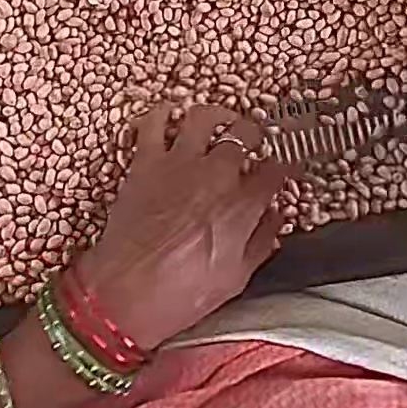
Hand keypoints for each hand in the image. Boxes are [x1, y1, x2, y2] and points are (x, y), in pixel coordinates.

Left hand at [72, 105, 292, 349]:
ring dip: (218, 115)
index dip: (282, 168)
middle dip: (254, 135)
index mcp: (241, 205)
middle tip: (253, 142)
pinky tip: (171, 116)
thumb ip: (261, 241)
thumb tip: (275, 217)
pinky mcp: (146, 161)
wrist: (124, 293)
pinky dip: (164, 114)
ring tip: (221, 121)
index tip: (281, 170)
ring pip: (205, 117)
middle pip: (244, 135)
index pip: (273, 172)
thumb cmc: (181, 293)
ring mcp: (179, 163)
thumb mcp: (235, 277)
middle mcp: (215, 175)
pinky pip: (156, 123)